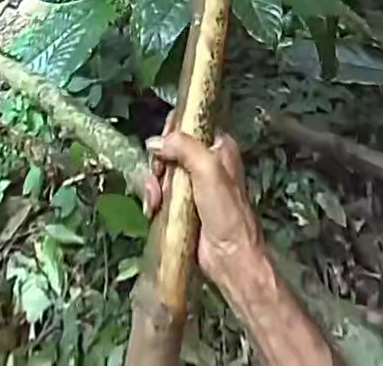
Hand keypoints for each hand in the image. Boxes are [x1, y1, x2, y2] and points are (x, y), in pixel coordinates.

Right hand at [141, 129, 265, 285]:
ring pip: (162, 171)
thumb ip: (183, 147)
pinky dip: (153, 199)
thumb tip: (154, 142)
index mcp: (217, 146)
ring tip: (155, 201)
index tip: (162, 147)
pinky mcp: (181, 205)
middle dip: (159, 164)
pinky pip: (160, 193)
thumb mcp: (208, 169)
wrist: (230, 258)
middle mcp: (205, 161)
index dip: (171, 132)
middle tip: (158, 177)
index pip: (188, 124)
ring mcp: (192, 184)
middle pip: (169, 149)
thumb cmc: (226, 211)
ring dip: (153, 184)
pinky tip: (152, 209)